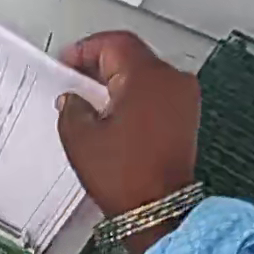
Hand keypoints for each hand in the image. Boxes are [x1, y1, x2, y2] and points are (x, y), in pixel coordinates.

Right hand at [56, 31, 201, 249]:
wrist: (156, 209)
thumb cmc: (124, 177)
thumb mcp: (81, 141)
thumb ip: (71, 110)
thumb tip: (72, 99)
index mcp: (146, 77)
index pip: (114, 44)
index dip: (86, 49)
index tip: (67, 60)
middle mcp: (171, 80)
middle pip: (132, 57)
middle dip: (101, 66)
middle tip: (75, 81)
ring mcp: (183, 98)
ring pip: (145, 76)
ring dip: (118, 83)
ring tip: (92, 103)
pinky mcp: (186, 118)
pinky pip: (156, 96)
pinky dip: (134, 99)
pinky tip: (115, 119)